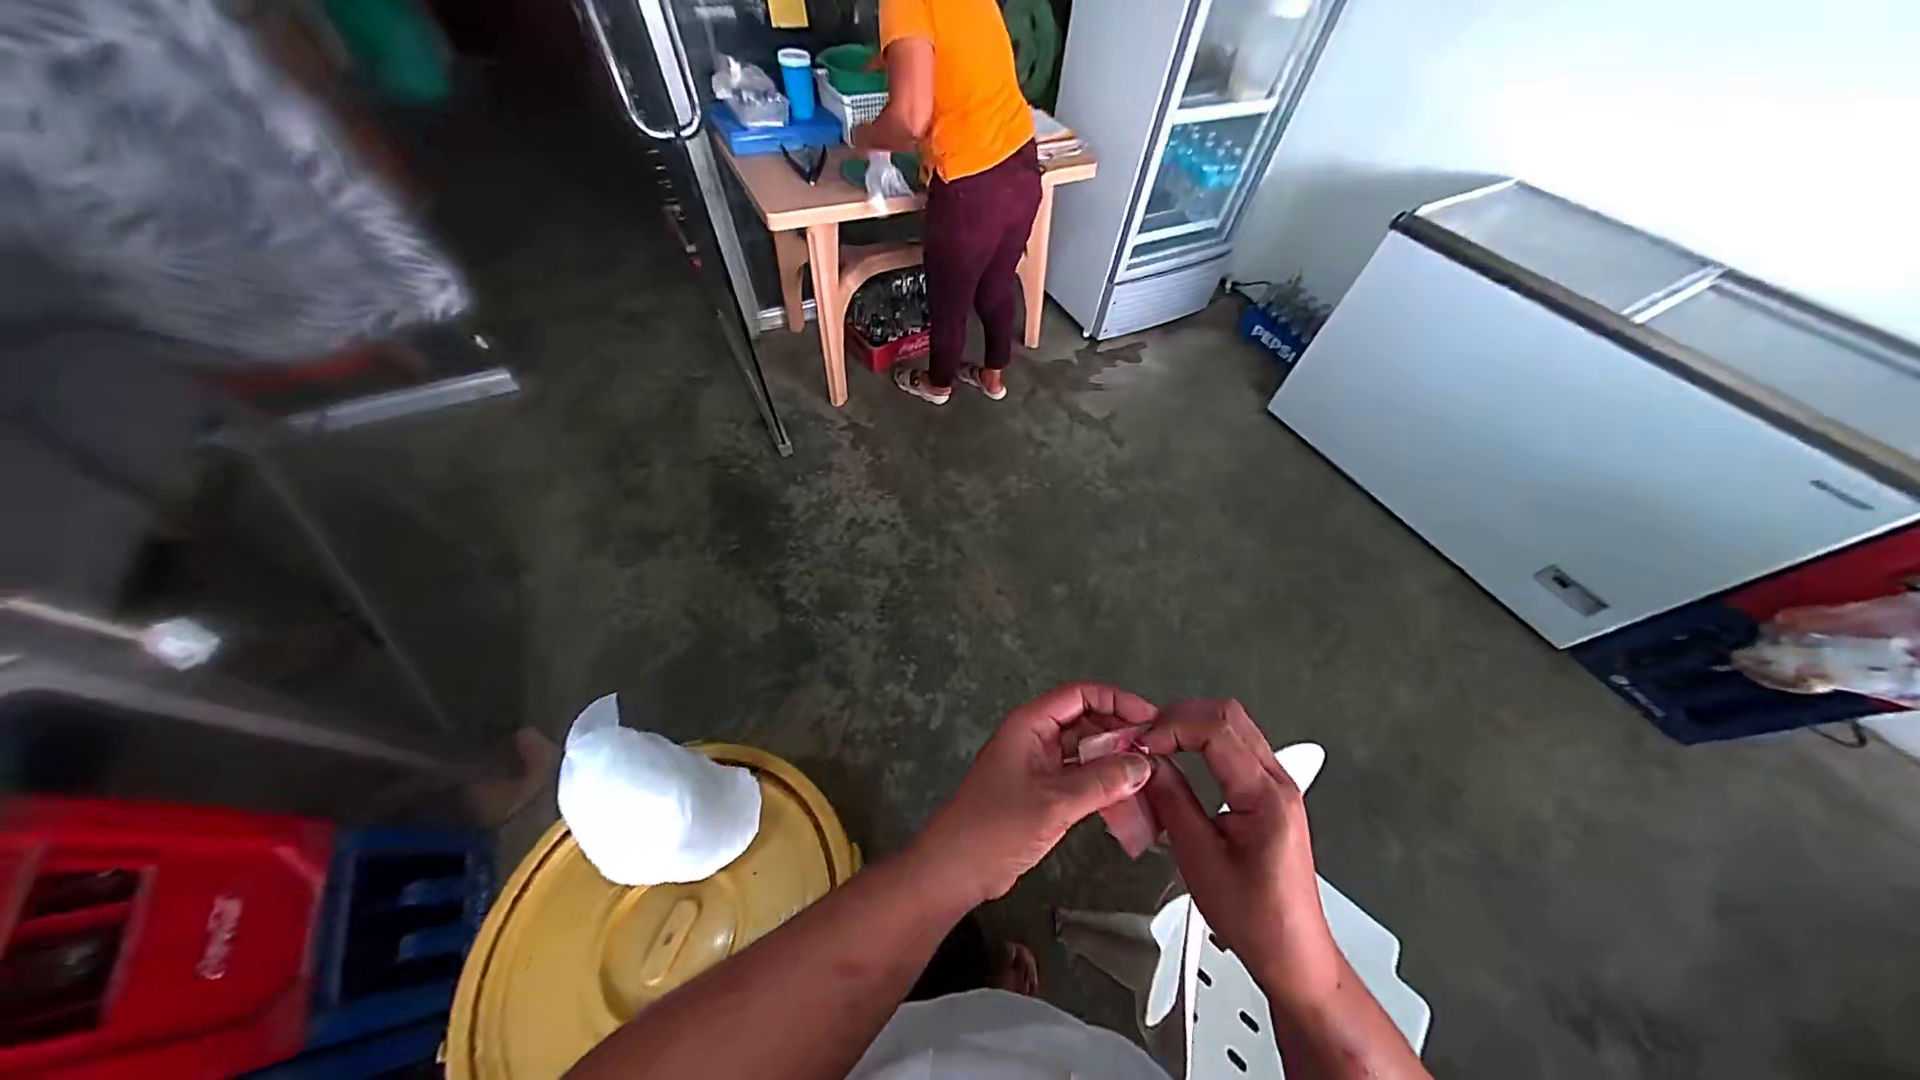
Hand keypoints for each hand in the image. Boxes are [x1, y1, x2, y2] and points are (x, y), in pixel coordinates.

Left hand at [910, 683, 1156, 907]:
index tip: (1149, 720)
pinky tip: (1127, 799)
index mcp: (1030, 724)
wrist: (957, 868)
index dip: (1117, 701)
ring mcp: (1038, 764)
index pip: (1080, 695)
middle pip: (1085, 720)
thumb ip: (1101, 781)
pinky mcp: (1042, 790)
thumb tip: (1143, 764)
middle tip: (1154, 752)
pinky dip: (1102, 783)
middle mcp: (1035, 737)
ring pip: (1084, 750)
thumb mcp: (1054, 802)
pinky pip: (1079, 776)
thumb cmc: (997, 827)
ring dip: (1113, 761)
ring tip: (1148, 776)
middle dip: (1119, 733)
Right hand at [1139, 699, 1343, 1008]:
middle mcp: (1278, 783)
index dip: (1170, 727)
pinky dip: (1200, 742)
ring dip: (1188, 726)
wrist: (1291, 952)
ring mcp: (1277, 786)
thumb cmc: (1256, 918)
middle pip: (1227, 714)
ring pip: (1232, 724)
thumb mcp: (1198, 857)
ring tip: (1156, 746)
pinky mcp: (1268, 793)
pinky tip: (1178, 758)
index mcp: (1266, 797)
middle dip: (1178, 717)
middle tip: (1145, 736)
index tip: (1141, 742)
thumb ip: (1171, 799)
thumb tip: (1146, 762)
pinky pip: (1234, 746)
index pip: (1216, 731)